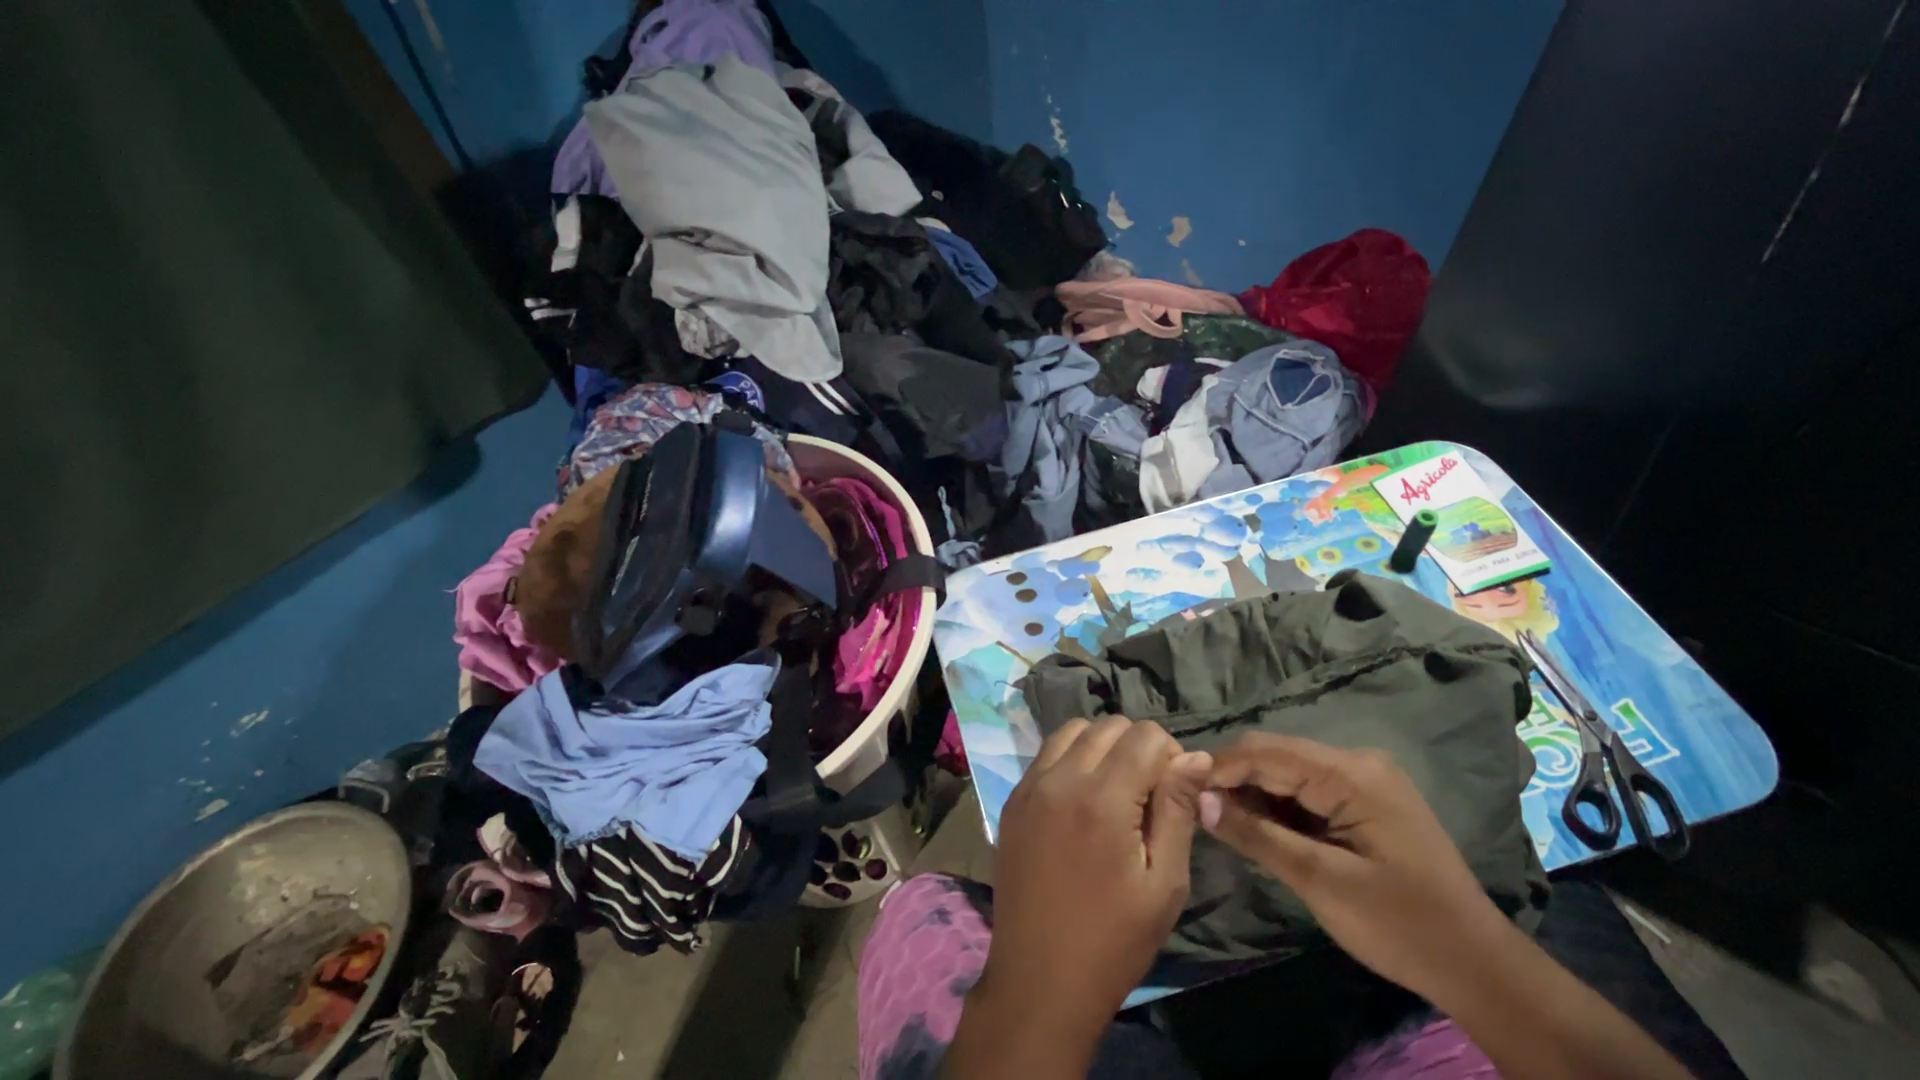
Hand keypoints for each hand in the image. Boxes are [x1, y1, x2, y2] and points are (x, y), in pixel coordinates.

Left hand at [982, 717, 1209, 1021]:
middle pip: (1108, 725)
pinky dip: (1071, 760)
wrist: (1040, 980)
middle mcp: (1059, 779)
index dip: (1172, 756)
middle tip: (1151, 795)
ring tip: (1117, 793)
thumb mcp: (1164, 883)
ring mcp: (1029, 788)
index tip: (1177, 794)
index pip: (1144, 735)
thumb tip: (1195, 756)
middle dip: (1139, 747)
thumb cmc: (1114, 940)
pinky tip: (1084, 803)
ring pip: (1073, 732)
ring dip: (1102, 747)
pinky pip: (1046, 756)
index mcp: (1102, 798)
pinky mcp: (1012, 803)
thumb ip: (1178, 810)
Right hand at [1198, 734, 1511, 999]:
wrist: (1473, 962)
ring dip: (1253, 792)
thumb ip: (1257, 834)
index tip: (1178, 788)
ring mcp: (1366, 782)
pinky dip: (1278, 805)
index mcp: (1352, 774)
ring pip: (1289, 772)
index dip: (1219, 766)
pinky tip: (1254, 826)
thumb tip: (1199, 800)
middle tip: (1192, 807)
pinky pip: (1309, 790)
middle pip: (1277, 754)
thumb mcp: (1319, 880)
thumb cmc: (1397, 923)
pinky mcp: (1367, 803)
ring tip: (1215, 819)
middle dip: (1233, 777)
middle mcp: (1358, 763)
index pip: (1267, 751)